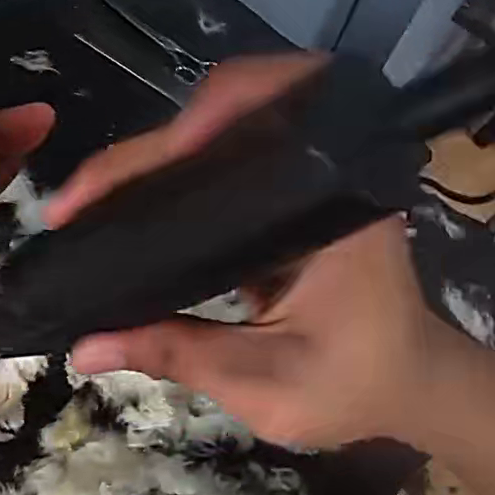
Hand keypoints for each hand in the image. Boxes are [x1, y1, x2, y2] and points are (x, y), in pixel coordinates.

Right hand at [49, 56, 468, 447]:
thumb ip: (179, 355)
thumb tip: (83, 347)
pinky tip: (145, 201)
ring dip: (166, 152)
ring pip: (230, 128)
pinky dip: (187, 171)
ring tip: (104, 197)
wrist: (411, 382)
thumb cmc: (355, 384)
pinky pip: (236, 162)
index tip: (119, 181)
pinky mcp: (298, 195)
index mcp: (332, 202)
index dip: (183, 135)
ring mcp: (314, 178)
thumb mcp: (266, 380)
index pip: (255, 128)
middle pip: (234, 111)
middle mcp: (327, 171)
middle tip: (89, 197)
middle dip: (157, 144)